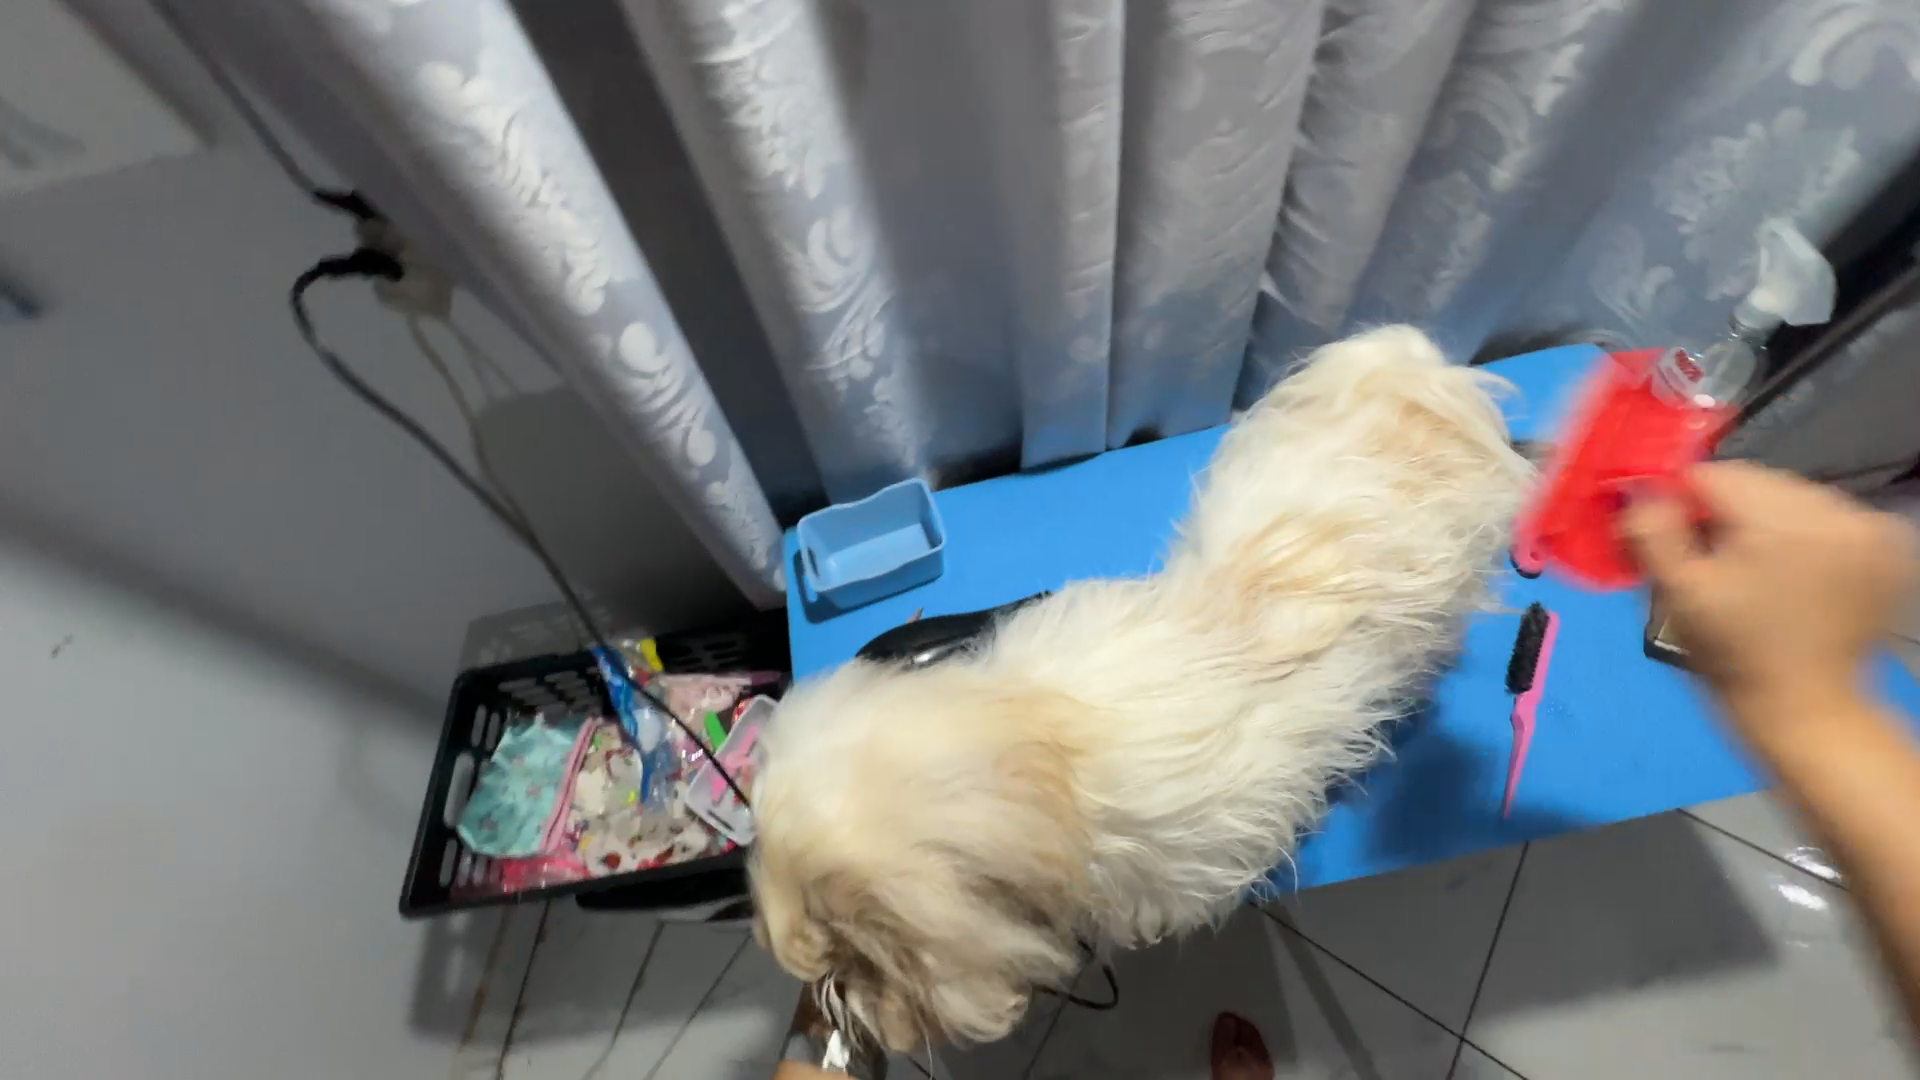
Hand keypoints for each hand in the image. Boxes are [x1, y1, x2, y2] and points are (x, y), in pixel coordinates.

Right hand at [1621, 462, 1916, 722]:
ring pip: (1788, 495)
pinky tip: (1778, 562)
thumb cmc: (1727, 644)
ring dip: (1754, 516)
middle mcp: (1843, 516)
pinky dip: (1792, 529)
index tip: (1657, 525)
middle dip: (1717, 505)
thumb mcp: (1675, 587)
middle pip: (1756, 480)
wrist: (1800, 698)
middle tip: (1693, 546)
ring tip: (1737, 558)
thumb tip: (1639, 488)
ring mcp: (1873, 531)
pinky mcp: (1886, 548)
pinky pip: (1822, 515)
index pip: (1717, 474)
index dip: (1677, 495)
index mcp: (1789, 525)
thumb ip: (1653, 529)